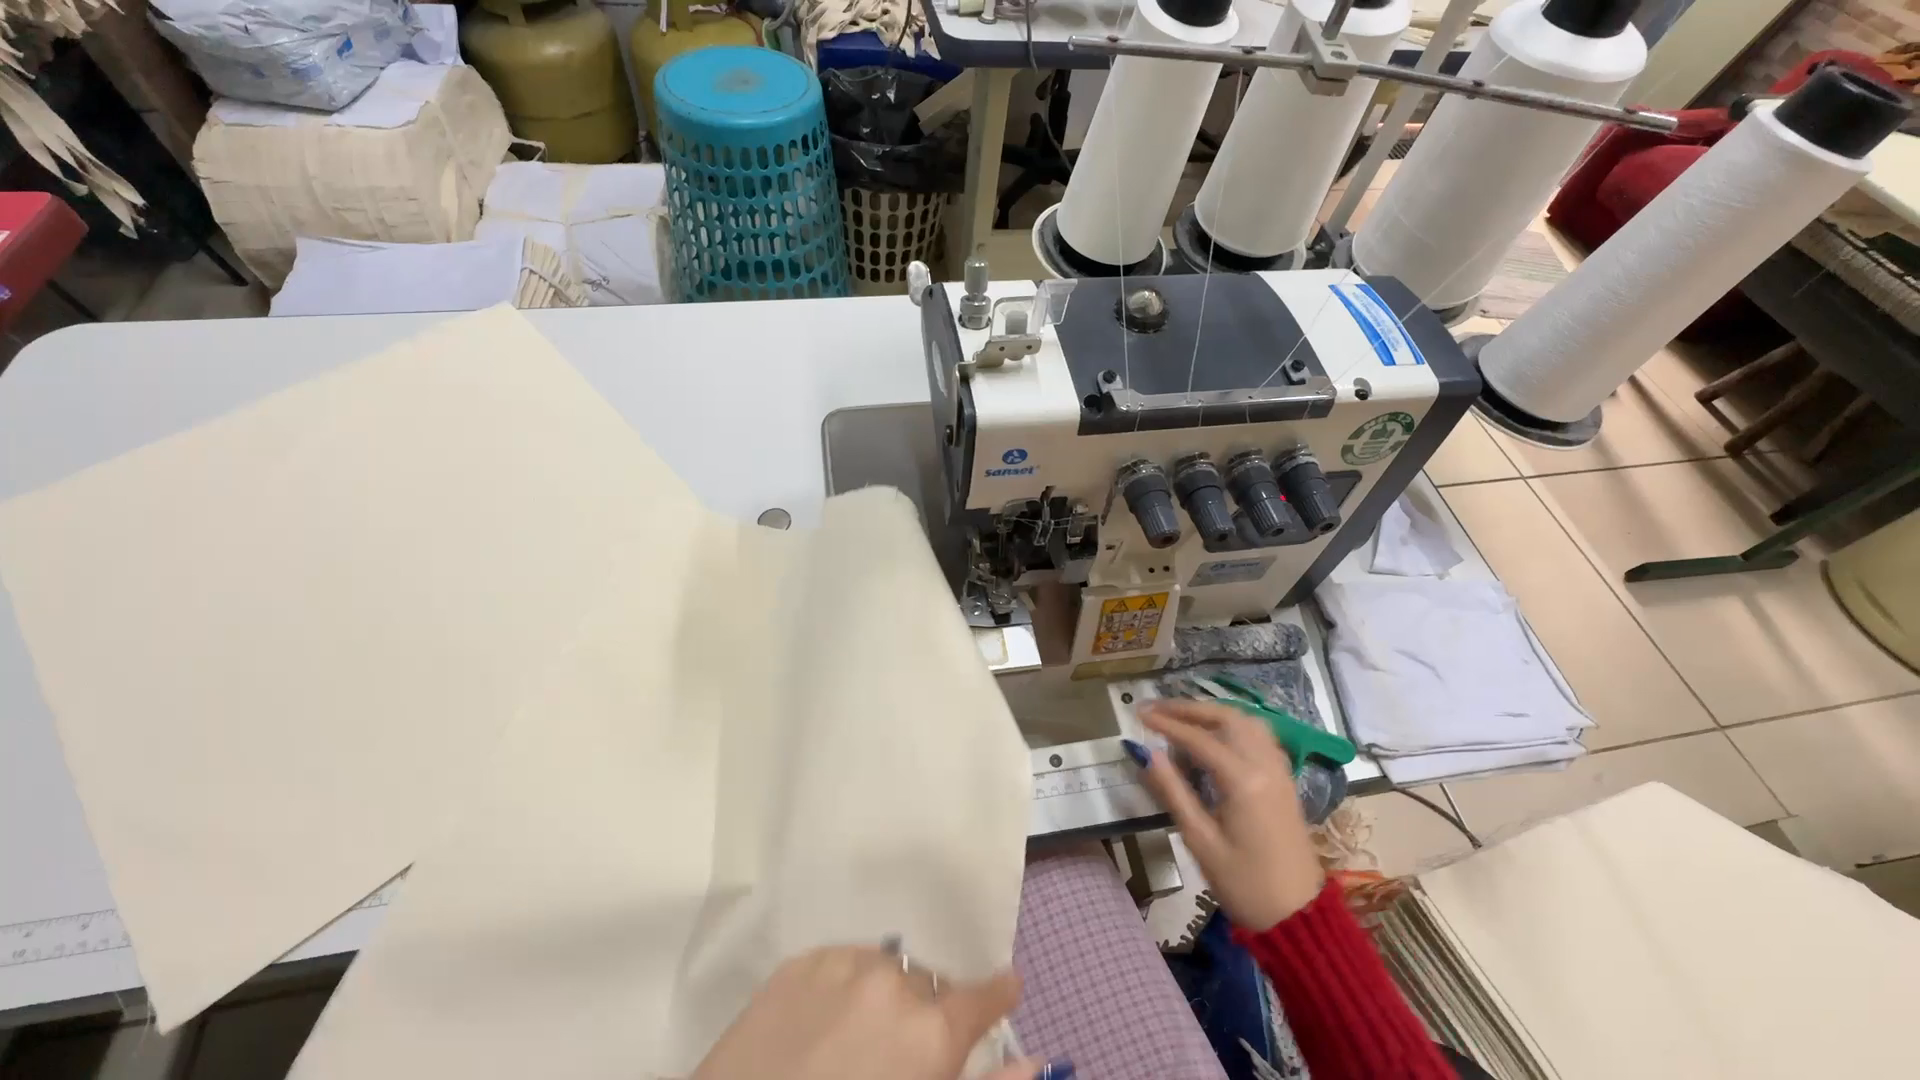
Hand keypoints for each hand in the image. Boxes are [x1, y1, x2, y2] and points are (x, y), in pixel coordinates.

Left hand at [691, 946, 1058, 1079]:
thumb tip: (1032, 1061)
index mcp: (931, 1031)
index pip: (985, 996)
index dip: (998, 994)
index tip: (1005, 990)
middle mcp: (894, 983)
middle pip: (930, 985)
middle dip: (927, 1011)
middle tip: (901, 1051)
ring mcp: (843, 965)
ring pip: (886, 969)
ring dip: (885, 994)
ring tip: (858, 1036)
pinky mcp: (799, 961)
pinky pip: (843, 961)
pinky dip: (846, 984)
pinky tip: (826, 1022)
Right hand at [1130, 700, 1325, 930]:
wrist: (1297, 916)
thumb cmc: (1243, 884)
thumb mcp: (1200, 840)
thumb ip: (1172, 791)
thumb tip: (1146, 753)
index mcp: (1243, 781)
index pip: (1200, 739)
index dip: (1167, 724)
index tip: (1139, 714)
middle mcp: (1266, 766)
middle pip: (1227, 719)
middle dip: (1190, 709)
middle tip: (1156, 708)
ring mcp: (1280, 771)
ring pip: (1248, 723)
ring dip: (1214, 713)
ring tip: (1182, 718)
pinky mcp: (1285, 781)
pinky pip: (1260, 737)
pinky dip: (1234, 726)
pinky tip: (1216, 737)